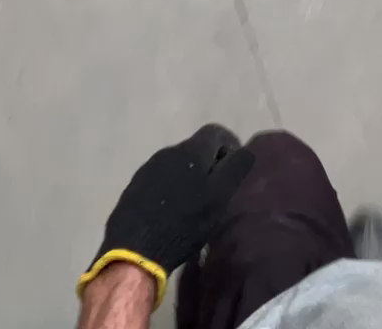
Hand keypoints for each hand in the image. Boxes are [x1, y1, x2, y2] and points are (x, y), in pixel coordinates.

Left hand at [79, 124, 253, 307]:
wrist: (136, 249)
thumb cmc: (185, 222)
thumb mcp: (219, 196)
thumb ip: (235, 168)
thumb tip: (246, 149)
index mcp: (190, 149)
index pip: (215, 131)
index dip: (230, 144)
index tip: (235, 167)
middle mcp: (168, 151)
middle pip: (195, 148)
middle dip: (209, 163)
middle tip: (216, 190)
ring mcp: (148, 168)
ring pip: (177, 164)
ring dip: (189, 177)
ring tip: (194, 204)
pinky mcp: (135, 186)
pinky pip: (160, 179)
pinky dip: (171, 189)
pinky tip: (172, 212)